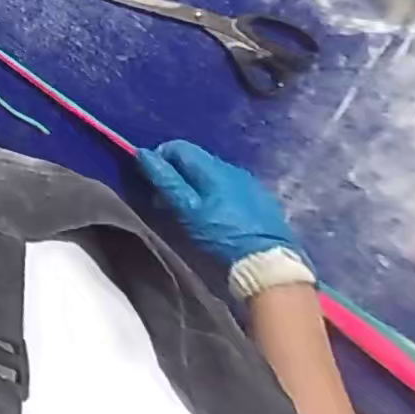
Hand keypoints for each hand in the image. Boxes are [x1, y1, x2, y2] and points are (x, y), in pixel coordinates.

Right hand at [135, 140, 302, 268]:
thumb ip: (165, 180)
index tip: (154, 184)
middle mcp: (233, 168)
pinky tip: (217, 216)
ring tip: (191, 210)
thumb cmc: (221, 236)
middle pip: (195, 159)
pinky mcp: (262, 200)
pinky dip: (216, 194)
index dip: (159, 159)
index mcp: (213, 168)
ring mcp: (251, 183)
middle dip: (176, 174)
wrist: (271, 266)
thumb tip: (142, 153)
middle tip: (168, 201)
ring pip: (212, 173)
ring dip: (196, 185)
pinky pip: (230, 187)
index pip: (177, 146)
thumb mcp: (187, 210)